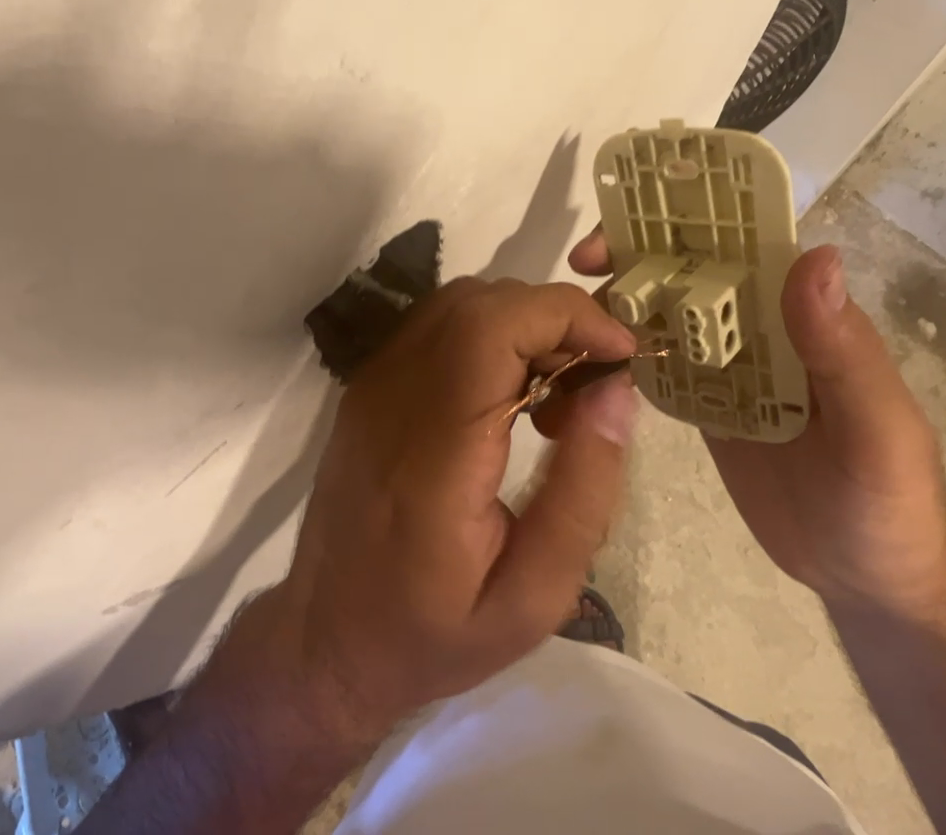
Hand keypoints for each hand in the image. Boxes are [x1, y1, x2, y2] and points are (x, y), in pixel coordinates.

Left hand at [242, 277, 641, 739]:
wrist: (325, 642)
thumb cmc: (434, 633)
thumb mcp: (534, 595)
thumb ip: (582, 492)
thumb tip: (616, 392)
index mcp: (434, 451)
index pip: (493, 326)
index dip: (566, 316)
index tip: (620, 355)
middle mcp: (392, 400)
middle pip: (478, 303)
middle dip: (554, 320)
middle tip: (595, 384)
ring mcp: (370, 390)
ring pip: (456, 307)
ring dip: (523, 328)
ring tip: (558, 400)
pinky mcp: (365, 393)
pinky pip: (435, 331)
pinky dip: (489, 341)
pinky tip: (511, 403)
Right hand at [568, 229, 945, 615]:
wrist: (869, 579)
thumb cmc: (890, 501)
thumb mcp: (878, 428)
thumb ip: (843, 351)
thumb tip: (814, 256)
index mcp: (808, 318)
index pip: (745, 247)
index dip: (688, 224)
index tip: (628, 226)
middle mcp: (767, 332)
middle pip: (696, 276)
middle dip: (639, 260)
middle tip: (581, 269)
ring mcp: (734, 373)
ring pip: (672, 321)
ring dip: (625, 308)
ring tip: (572, 318)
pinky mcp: (711, 413)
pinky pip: (665, 375)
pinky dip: (629, 364)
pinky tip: (588, 366)